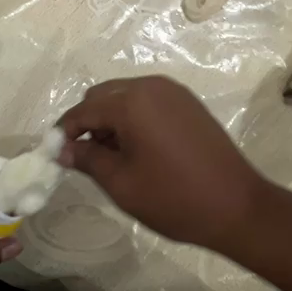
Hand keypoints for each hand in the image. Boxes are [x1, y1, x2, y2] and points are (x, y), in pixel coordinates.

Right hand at [57, 76, 269, 252]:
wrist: (237, 205)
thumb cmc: (174, 198)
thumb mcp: (122, 184)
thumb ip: (88, 159)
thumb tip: (63, 149)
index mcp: (131, 102)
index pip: (84, 110)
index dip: (65, 132)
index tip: (54, 154)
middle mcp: (150, 85)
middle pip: (103, 95)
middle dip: (88, 121)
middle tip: (83, 157)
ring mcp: (172, 90)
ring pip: (124, 95)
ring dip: (110, 118)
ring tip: (111, 156)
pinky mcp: (187, 101)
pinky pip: (147, 99)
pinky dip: (133, 116)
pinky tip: (137, 147)